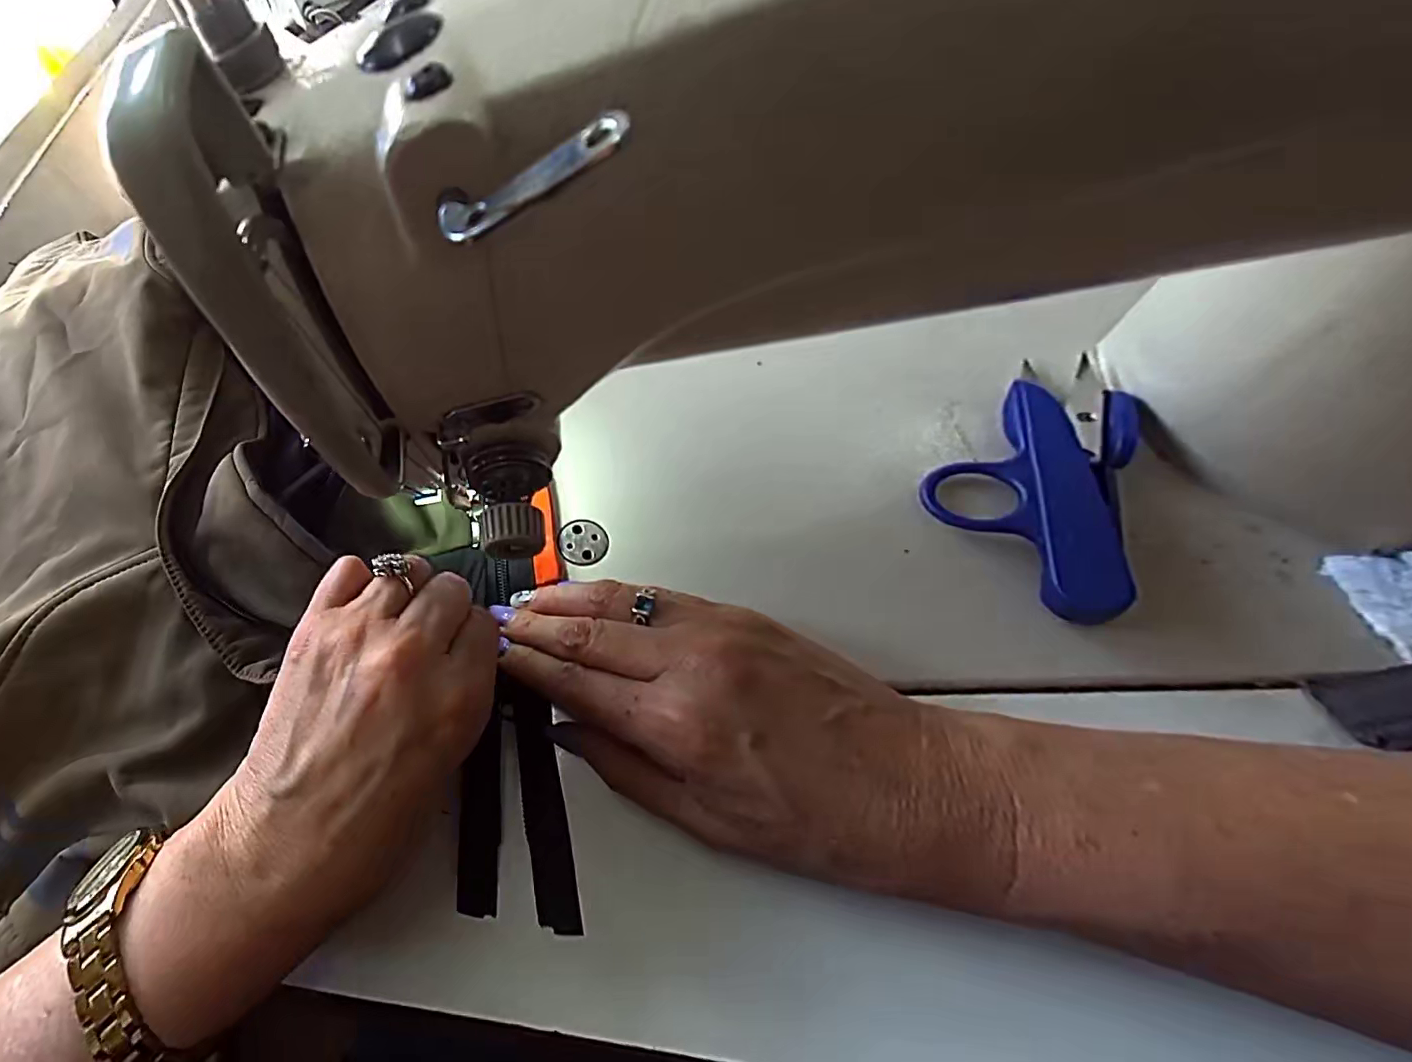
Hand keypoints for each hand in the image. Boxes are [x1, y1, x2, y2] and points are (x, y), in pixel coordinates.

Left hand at [211, 555, 499, 928]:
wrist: (285, 840)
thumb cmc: (369, 824)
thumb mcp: (450, 761)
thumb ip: (464, 694)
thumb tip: (465, 652)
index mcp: (456, 695)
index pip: (485, 624)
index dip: (474, 636)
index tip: (463, 645)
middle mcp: (412, 655)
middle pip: (450, 588)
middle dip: (447, 609)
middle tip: (432, 633)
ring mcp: (359, 635)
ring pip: (405, 572)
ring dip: (407, 593)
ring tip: (396, 619)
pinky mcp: (313, 629)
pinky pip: (350, 569)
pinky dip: (360, 582)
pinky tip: (360, 611)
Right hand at [498, 581, 1013, 906]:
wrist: (913, 783)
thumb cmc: (820, 820)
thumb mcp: (706, 821)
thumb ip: (625, 768)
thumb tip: (573, 732)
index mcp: (678, 723)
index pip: (576, 681)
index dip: (528, 665)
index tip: (498, 656)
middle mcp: (692, 663)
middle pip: (588, 631)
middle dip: (535, 623)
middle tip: (500, 621)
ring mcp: (719, 629)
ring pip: (620, 599)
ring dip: (569, 597)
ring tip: (532, 599)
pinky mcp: (742, 615)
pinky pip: (660, 594)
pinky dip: (617, 592)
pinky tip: (596, 595)